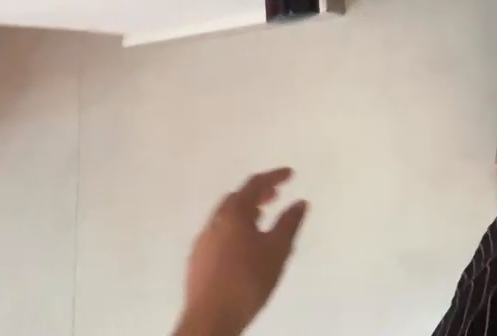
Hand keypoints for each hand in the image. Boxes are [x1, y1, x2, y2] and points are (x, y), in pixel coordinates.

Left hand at [175, 168, 308, 335]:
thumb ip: (290, 222)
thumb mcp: (278, 249)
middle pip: (235, 199)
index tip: (290, 174)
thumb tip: (299, 203)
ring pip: (224, 218)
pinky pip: (218, 236)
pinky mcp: (196, 264)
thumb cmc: (248, 279)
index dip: (274, 176)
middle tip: (275, 196)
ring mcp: (201, 245)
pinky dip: (233, 230)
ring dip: (244, 213)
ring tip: (261, 222)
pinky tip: (244, 248)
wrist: (209, 322)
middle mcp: (214, 224)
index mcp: (233, 215)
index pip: (254, 184)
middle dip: (256, 194)